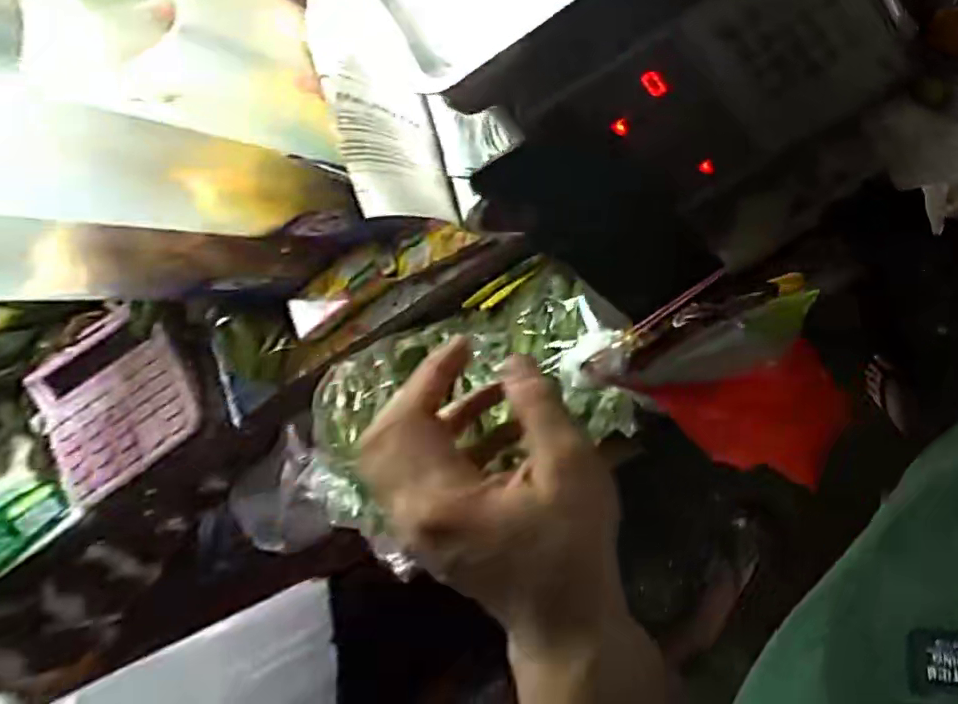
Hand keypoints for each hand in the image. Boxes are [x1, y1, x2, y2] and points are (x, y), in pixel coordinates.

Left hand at [357, 338, 621, 646]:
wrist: (565, 615)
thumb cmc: (571, 539)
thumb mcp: (569, 464)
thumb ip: (538, 408)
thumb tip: (512, 362)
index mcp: (439, 499)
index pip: (406, 423)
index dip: (430, 376)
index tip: (467, 343)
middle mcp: (412, 514)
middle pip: (386, 439)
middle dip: (425, 391)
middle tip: (468, 361)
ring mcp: (420, 527)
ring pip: (404, 457)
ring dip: (445, 415)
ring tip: (501, 392)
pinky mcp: (437, 532)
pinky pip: (425, 474)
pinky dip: (454, 441)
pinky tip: (506, 432)